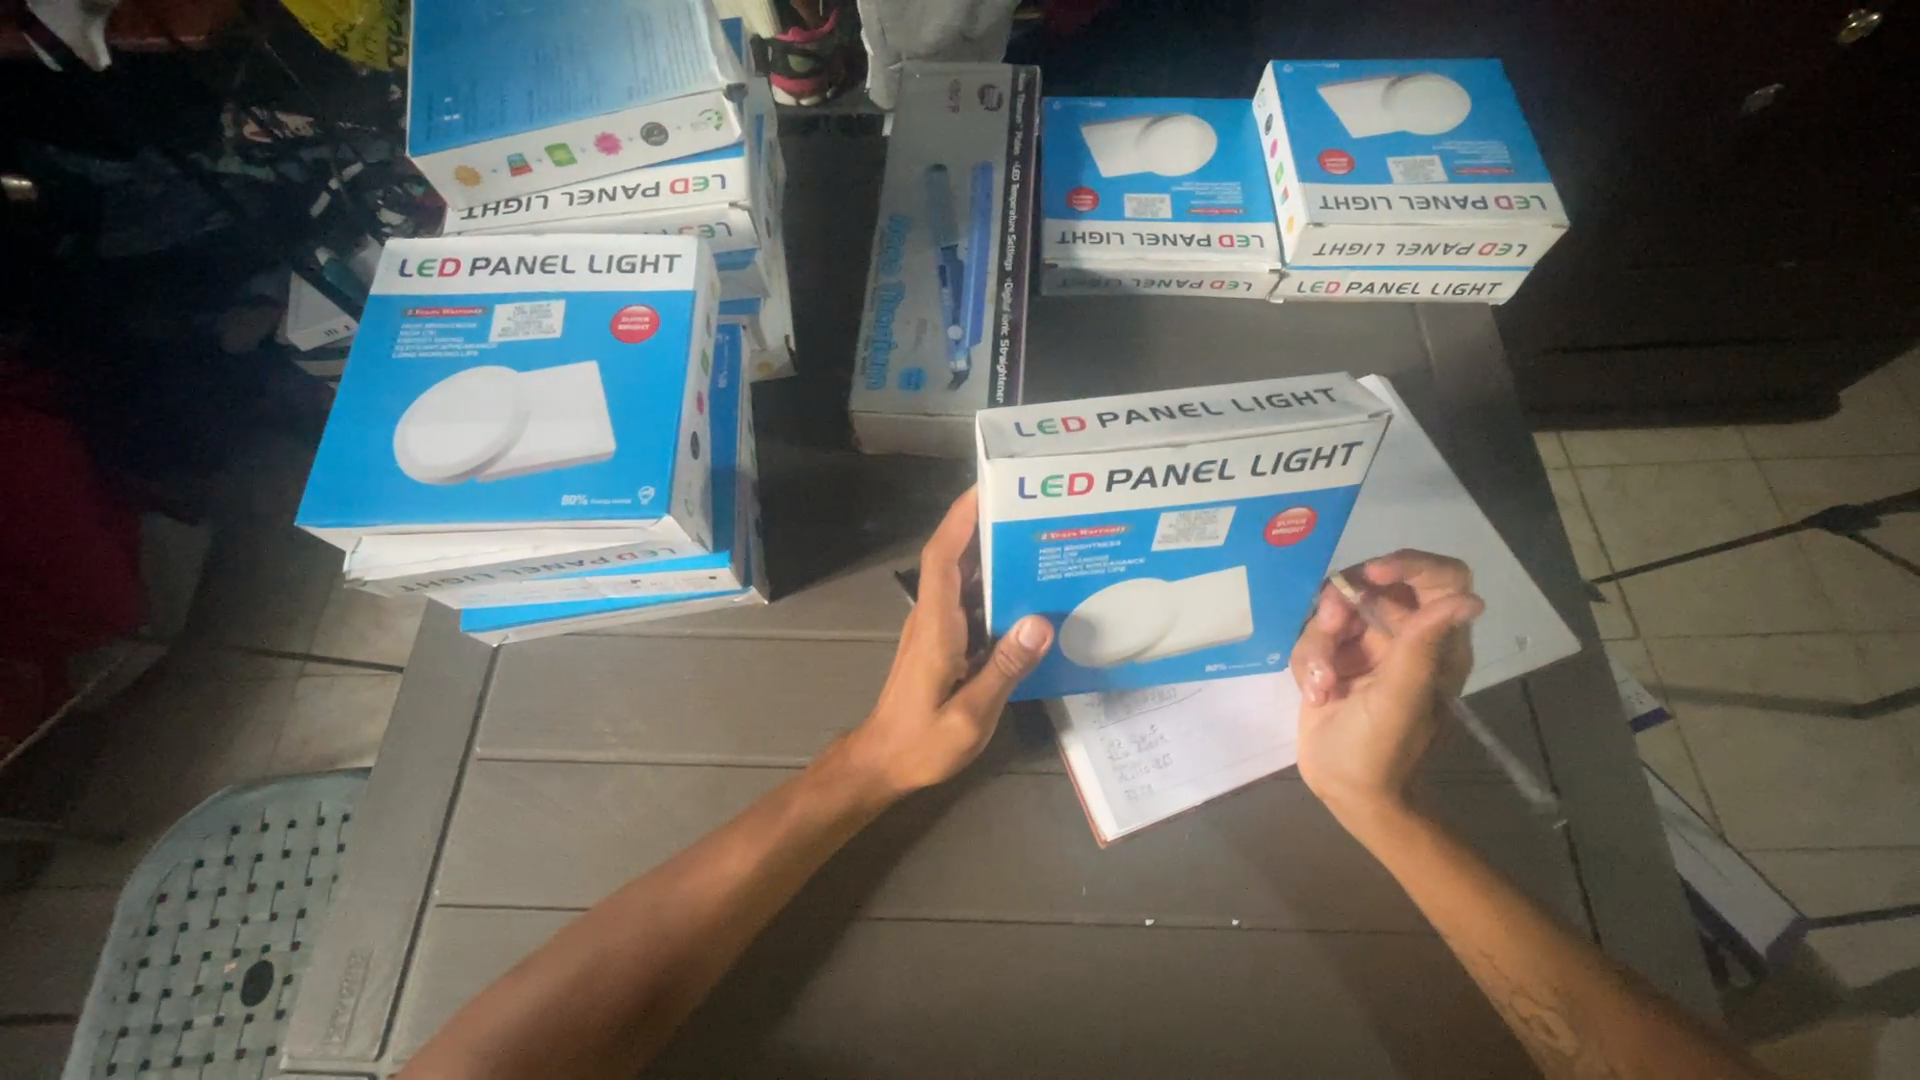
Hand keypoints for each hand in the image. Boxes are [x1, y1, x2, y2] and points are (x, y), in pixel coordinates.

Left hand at [845, 490, 1054, 797]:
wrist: (883, 763)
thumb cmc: (921, 743)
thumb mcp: (970, 715)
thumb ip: (1004, 668)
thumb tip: (1040, 622)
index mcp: (935, 627)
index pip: (942, 557)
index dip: (960, 519)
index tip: (987, 488)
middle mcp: (932, 618)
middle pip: (953, 558)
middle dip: (984, 526)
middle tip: (1030, 507)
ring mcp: (935, 630)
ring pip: (962, 579)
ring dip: (991, 555)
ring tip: (1037, 539)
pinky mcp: (943, 644)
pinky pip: (969, 603)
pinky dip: (993, 588)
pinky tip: (1026, 593)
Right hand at [1289, 550, 1483, 824]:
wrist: (1347, 791)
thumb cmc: (1381, 749)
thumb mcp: (1400, 695)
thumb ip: (1422, 643)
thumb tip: (1468, 598)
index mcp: (1437, 643)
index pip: (1441, 579)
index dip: (1408, 565)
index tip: (1370, 576)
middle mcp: (1403, 637)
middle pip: (1374, 586)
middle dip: (1343, 604)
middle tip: (1329, 627)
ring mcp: (1366, 649)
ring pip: (1333, 611)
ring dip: (1319, 643)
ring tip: (1322, 682)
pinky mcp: (1334, 661)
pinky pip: (1313, 637)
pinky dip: (1308, 661)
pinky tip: (1316, 692)